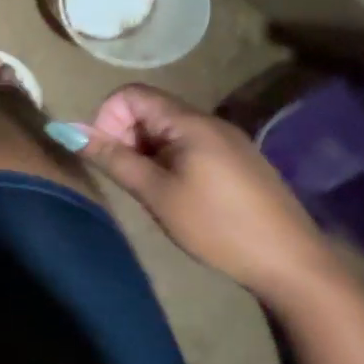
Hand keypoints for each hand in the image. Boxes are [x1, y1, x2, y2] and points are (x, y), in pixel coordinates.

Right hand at [75, 84, 341, 300]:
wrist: (298, 270)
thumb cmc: (218, 226)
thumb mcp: (154, 192)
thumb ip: (110, 157)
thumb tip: (65, 129)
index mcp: (190, 123)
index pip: (130, 94)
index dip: (108, 117)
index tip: (110, 154)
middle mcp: (211, 124)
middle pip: (149, 110)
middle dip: (126, 136)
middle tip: (129, 176)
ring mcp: (232, 144)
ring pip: (169, 130)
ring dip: (148, 151)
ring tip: (153, 189)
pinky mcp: (243, 164)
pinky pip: (192, 146)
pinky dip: (172, 160)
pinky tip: (181, 195)